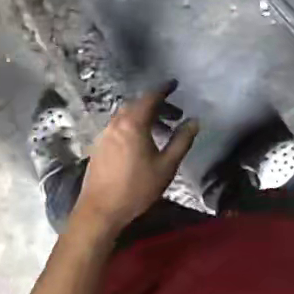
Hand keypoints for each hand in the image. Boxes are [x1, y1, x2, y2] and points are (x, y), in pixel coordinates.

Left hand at [72, 82, 199, 236]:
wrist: (101, 209)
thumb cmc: (137, 188)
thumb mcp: (166, 166)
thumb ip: (181, 141)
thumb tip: (194, 122)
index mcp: (133, 123)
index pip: (150, 97)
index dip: (163, 89)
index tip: (174, 85)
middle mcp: (116, 123)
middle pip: (137, 104)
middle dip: (156, 105)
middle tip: (174, 113)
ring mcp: (105, 133)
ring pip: (126, 115)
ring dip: (144, 116)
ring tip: (161, 130)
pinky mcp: (99, 144)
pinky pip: (119, 126)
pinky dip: (133, 125)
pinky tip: (142, 142)